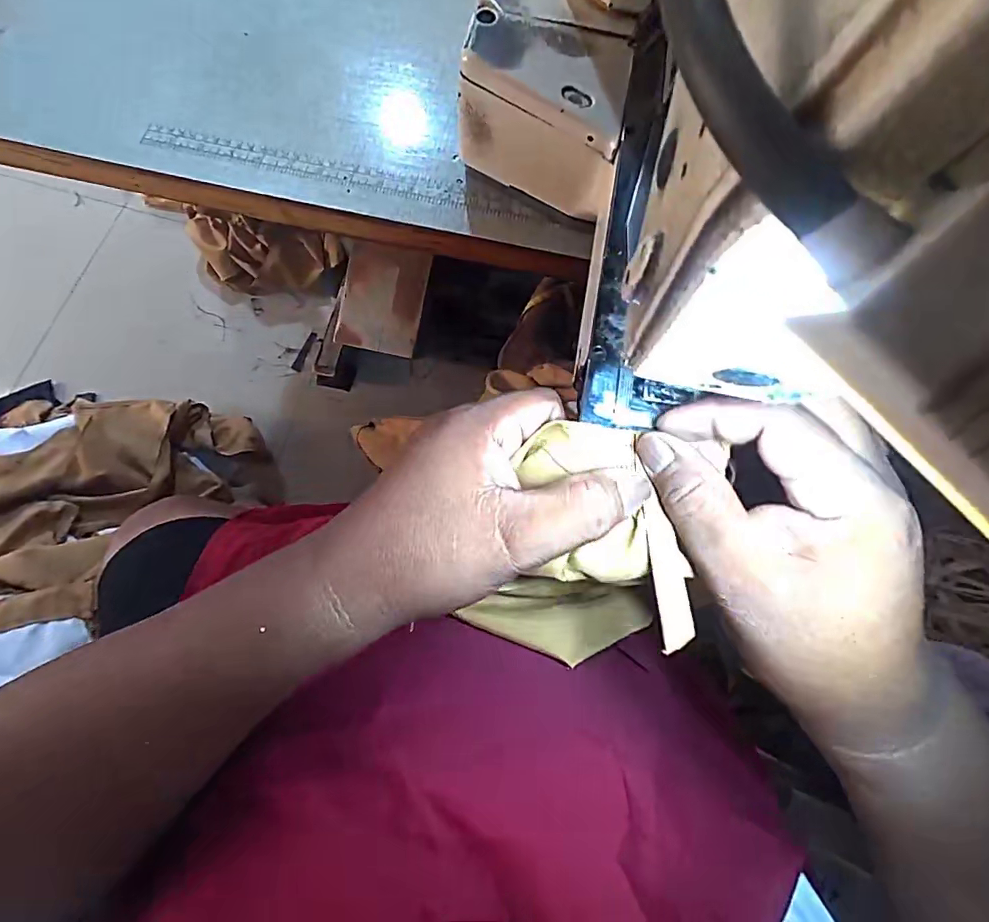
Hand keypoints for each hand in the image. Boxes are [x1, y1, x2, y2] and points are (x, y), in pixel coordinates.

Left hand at [328, 390, 650, 621]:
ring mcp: (445, 450)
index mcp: (482, 422)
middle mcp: (463, 424)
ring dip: (542, 482)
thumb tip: (638, 480)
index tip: (618, 466)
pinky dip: (516, 492)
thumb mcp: (518, 536)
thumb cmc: (433, 554)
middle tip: (598, 499)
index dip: (590, 429)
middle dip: (569, 461)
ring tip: (568, 516)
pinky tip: (525, 524)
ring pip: (516, 454)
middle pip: (536, 428)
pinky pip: (493, 472)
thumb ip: (583, 507)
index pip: (554, 402)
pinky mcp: (436, 477)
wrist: (350, 586)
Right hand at [636, 399, 928, 751]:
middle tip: (688, 428)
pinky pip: (825, 441)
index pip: (781, 419)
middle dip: (740, 407)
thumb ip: (695, 503)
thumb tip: (654, 445)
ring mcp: (881, 488)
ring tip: (714, 433)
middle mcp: (880, 480)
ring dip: (764, 415)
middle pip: (806, 404)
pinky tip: (750, 453)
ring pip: (819, 416)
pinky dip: (782, 435)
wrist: (869, 699)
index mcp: (859, 496)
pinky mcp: (870, 499)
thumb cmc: (804, 648)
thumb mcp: (738, 577)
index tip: (663, 429)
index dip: (715, 413)